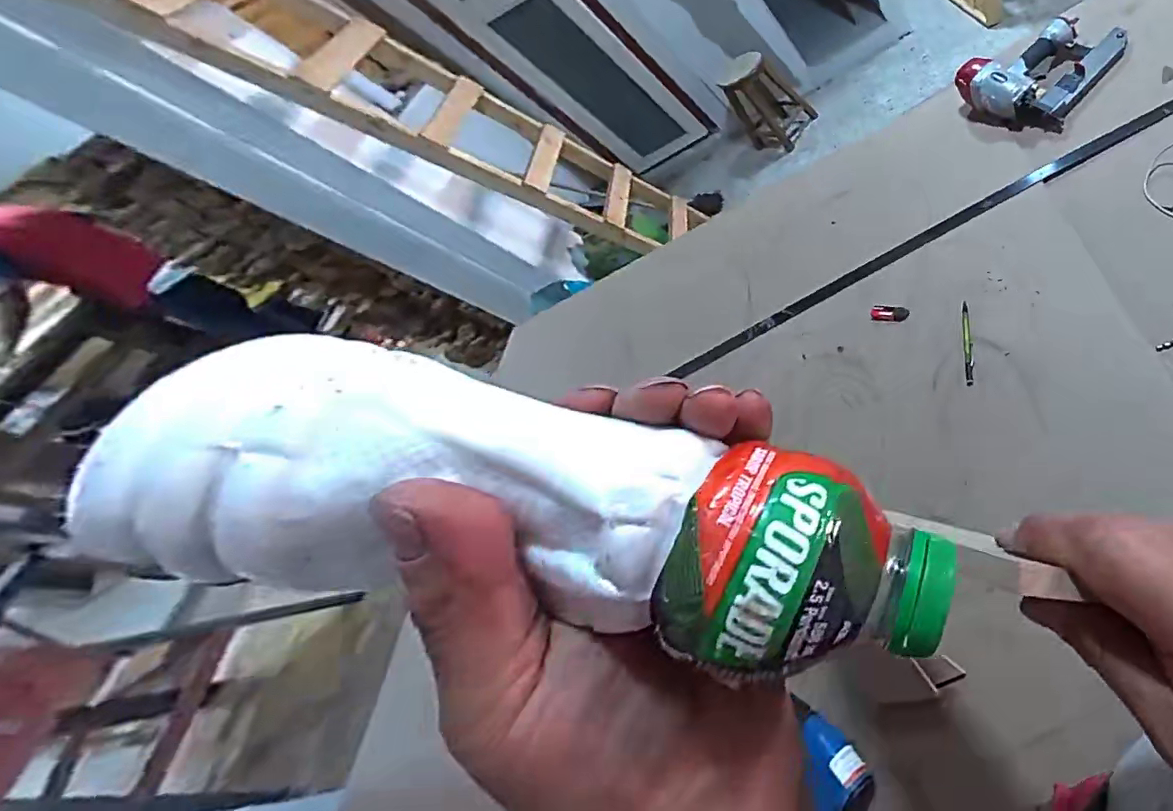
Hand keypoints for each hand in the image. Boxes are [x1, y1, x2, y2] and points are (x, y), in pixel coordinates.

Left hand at [371, 379, 805, 810]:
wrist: (711, 807)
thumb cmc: (596, 762)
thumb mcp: (507, 698)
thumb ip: (465, 606)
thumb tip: (412, 493)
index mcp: (544, 562)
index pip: (547, 467)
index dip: (568, 422)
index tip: (599, 402)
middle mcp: (611, 540)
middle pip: (629, 445)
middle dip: (652, 406)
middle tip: (676, 403)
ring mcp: (682, 538)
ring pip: (689, 450)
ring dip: (707, 412)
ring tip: (730, 409)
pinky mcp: (741, 543)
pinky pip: (747, 477)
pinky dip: (754, 439)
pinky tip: (760, 423)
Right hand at [1007, 516, 1172, 810]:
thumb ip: (1102, 648)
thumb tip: (1043, 601)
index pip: (1097, 544)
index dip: (1042, 540)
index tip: (1002, 552)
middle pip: (1109, 530)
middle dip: (1064, 553)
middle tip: (1041, 596)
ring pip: (1130, 528)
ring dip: (1097, 556)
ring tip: (1096, 608)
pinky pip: (1157, 534)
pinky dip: (1129, 556)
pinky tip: (1141, 599)